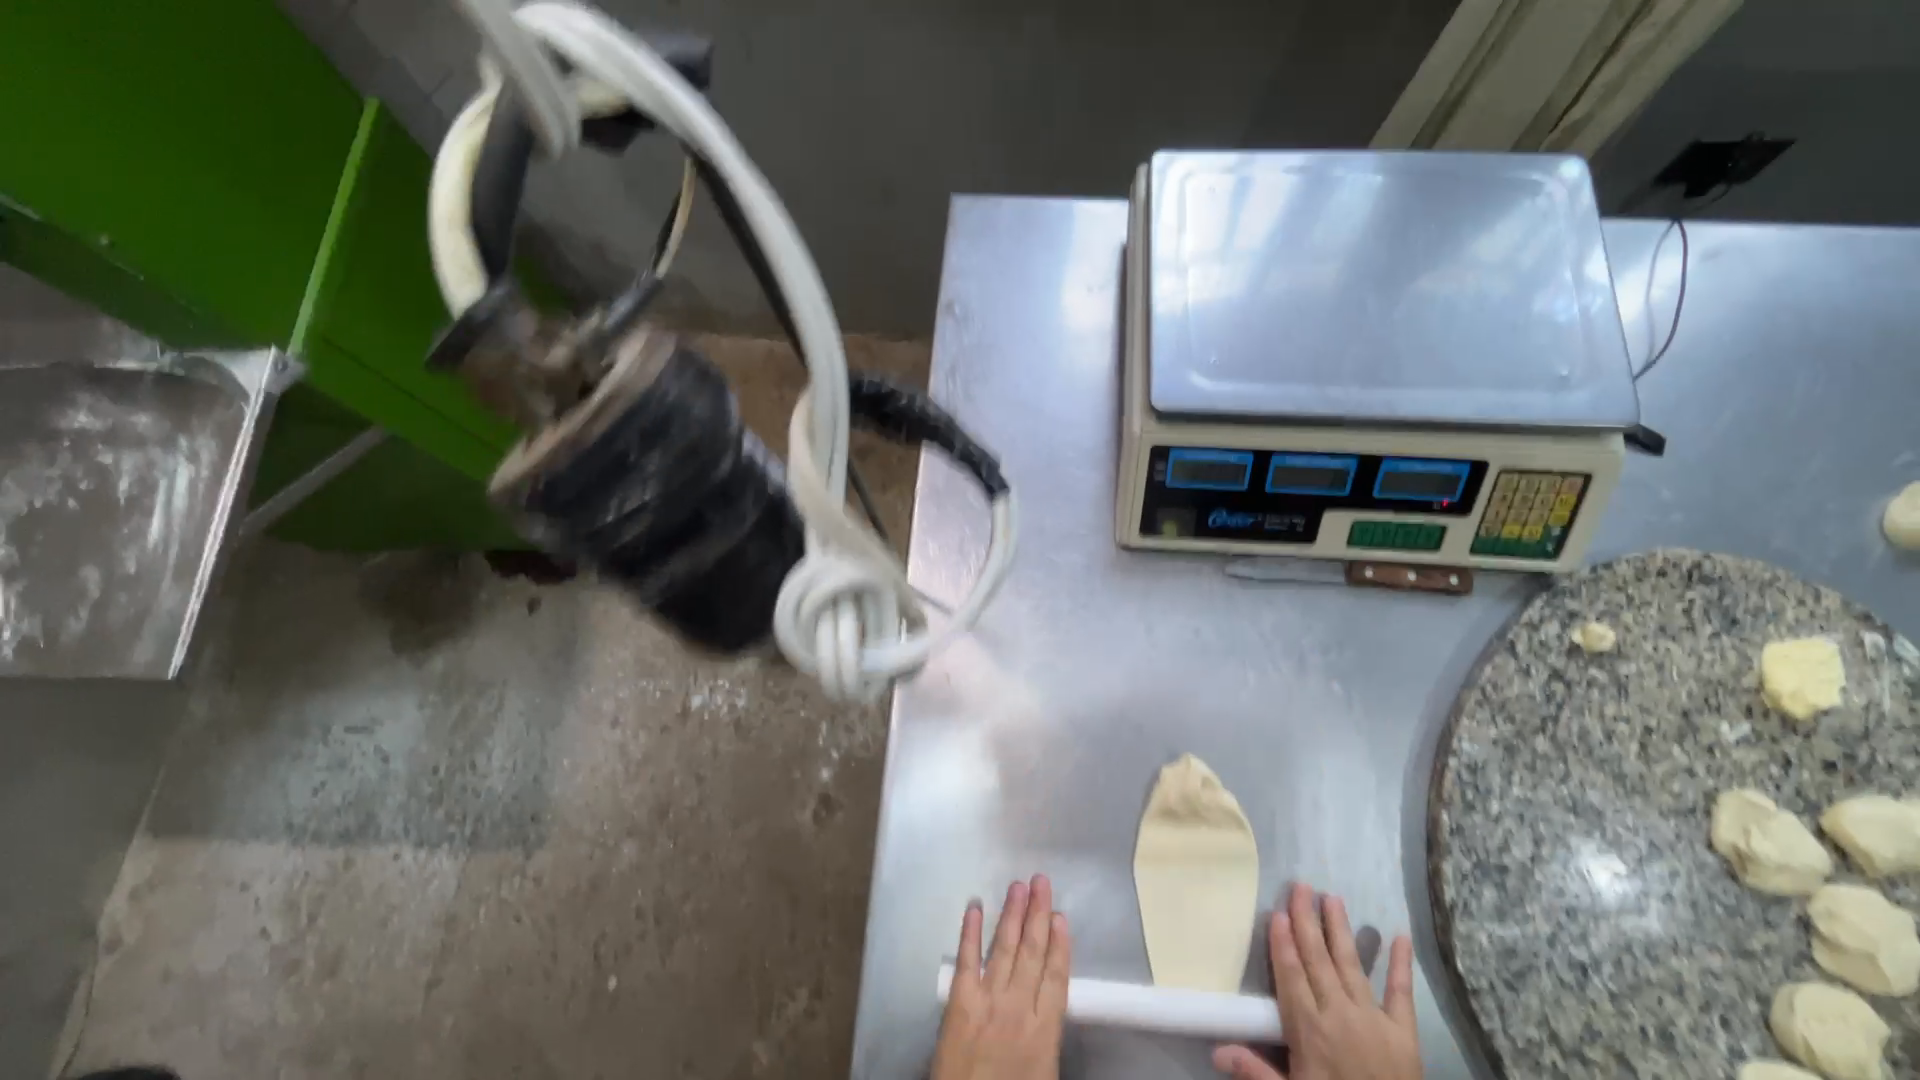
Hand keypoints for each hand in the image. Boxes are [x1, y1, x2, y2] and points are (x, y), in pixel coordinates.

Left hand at [931, 875, 1071, 1079]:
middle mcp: (1019, 1007)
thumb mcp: (1045, 1070)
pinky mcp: (959, 1004)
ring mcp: (988, 1002)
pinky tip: (975, 908)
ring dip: (1011, 915)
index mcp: (1045, 1029)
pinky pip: (966, 960)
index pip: (1056, 977)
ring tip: (1018, 886)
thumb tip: (1050, 998)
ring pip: (1004, 949)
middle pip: (1032, 953)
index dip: (1060, 944)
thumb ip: (1047, 1032)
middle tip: (1041, 881)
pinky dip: (970, 932)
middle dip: (1037, 914)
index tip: (1061, 916)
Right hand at [1214, 883, 1420, 1079]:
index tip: (1278, 912)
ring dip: (1340, 930)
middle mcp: (1338, 1014)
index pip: (1290, 976)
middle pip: (1317, 960)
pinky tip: (1400, 936)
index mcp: (1308, 1030)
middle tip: (1301, 887)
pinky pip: (1401, 992)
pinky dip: (1401, 964)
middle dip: (1307, 922)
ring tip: (1332, 897)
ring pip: (1351, 965)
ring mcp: (1373, 1020)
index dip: (1282, 944)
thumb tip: (1215, 1050)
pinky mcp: (1403, 1032)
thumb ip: (1254, 1072)